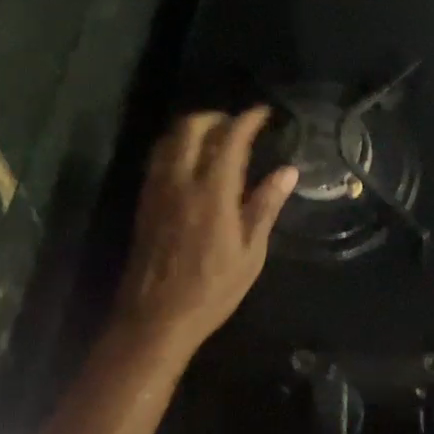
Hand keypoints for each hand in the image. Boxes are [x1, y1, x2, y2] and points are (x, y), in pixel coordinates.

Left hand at [114, 106, 298, 357]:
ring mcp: (157, 190)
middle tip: (237, 125)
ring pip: (169, 139)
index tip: (263, 113)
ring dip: (193, 129)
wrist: (153, 321)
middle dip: (216, 117)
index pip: (230, 138)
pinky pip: (158, 158)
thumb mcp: (250, 253)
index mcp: (212, 192)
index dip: (248, 119)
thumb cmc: (210, 290)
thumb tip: (288, 171)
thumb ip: (266, 206)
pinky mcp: (144, 202)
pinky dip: (176, 147)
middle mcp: (180, 181)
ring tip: (215, 140)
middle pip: (191, 126)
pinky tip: (191, 164)